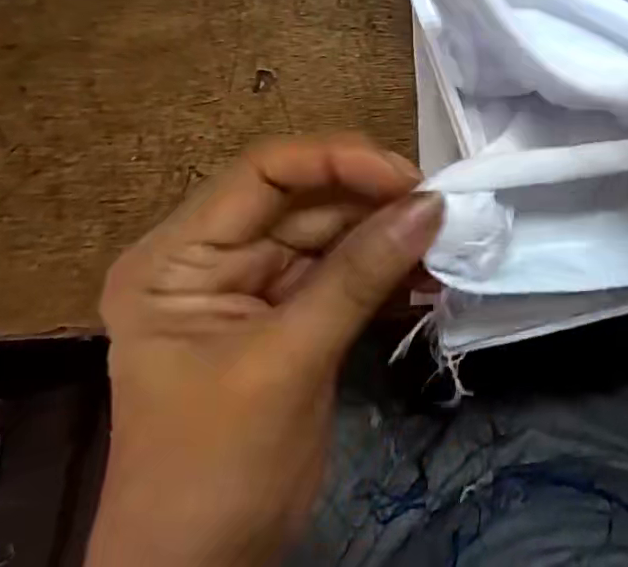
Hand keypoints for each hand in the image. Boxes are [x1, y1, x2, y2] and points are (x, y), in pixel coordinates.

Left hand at [88, 134, 441, 566]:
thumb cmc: (214, 468)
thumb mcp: (286, 362)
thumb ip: (359, 276)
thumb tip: (432, 205)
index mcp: (179, 257)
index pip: (263, 172)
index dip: (337, 160)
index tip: (406, 179)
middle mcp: (216, 255)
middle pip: (308, 198)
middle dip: (377, 201)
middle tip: (444, 210)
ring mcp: (257, 284)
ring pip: (337, 231)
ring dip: (392, 235)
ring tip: (448, 242)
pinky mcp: (294, 312)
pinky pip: (351, 270)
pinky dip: (391, 270)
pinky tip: (431, 277)